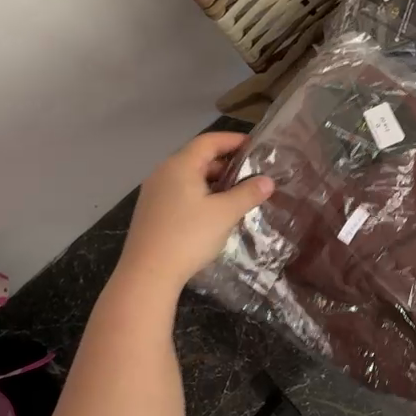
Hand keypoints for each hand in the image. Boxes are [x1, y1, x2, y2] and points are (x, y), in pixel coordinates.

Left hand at [120, 132, 273, 288]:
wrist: (147, 274)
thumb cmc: (188, 236)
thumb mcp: (225, 214)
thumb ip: (248, 194)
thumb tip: (268, 181)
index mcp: (180, 165)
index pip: (209, 141)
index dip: (233, 140)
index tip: (255, 146)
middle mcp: (163, 172)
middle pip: (197, 157)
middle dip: (225, 163)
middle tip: (250, 173)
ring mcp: (153, 193)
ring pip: (188, 177)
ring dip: (212, 181)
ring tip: (235, 193)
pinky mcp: (150, 211)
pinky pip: (179, 192)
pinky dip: (199, 194)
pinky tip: (212, 212)